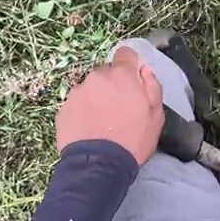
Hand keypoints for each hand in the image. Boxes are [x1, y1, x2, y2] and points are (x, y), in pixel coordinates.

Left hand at [56, 45, 164, 164]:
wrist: (98, 167)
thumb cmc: (133, 140)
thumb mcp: (156, 115)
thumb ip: (153, 86)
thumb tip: (146, 70)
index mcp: (122, 74)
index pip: (126, 53)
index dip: (131, 65)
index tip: (134, 81)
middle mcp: (97, 77)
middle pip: (108, 72)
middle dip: (114, 85)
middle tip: (120, 109)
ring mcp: (78, 92)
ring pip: (92, 88)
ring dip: (98, 98)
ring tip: (103, 122)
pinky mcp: (64, 108)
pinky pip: (78, 103)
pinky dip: (84, 111)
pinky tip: (90, 129)